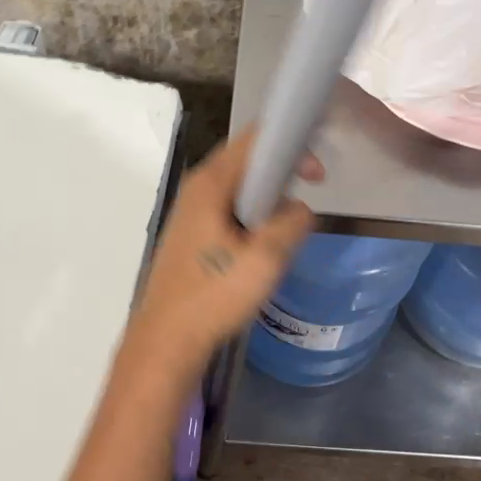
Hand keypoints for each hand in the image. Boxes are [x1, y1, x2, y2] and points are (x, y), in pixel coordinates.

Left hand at [123, 128, 322, 374]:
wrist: (165, 341)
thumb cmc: (213, 297)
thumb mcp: (265, 260)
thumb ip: (291, 224)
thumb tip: (300, 209)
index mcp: (211, 184)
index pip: (255, 139)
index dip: (291, 145)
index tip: (316, 176)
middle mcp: (197, 188)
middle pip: (247, 159)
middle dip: (283, 172)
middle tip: (307, 199)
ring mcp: (191, 211)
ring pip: (239, 186)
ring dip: (268, 198)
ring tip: (287, 228)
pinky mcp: (191, 233)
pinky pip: (229, 207)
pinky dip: (252, 215)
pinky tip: (262, 247)